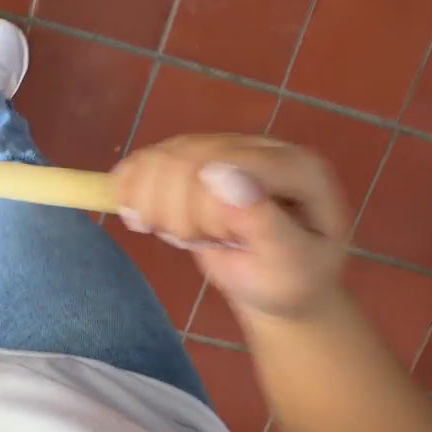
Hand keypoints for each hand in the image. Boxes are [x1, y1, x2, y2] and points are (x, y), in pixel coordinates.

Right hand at [112, 135, 350, 320]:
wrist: (271, 284)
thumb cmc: (286, 281)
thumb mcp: (285, 264)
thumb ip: (260, 221)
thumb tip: (221, 174)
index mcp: (297, 168)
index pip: (234, 164)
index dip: (203, 203)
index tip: (196, 241)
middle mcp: (262, 147)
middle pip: (194, 156)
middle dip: (178, 208)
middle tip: (191, 242)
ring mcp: (226, 149)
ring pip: (168, 155)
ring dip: (154, 200)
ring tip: (172, 232)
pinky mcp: (196, 157)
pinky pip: (153, 158)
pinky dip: (134, 186)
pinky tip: (134, 213)